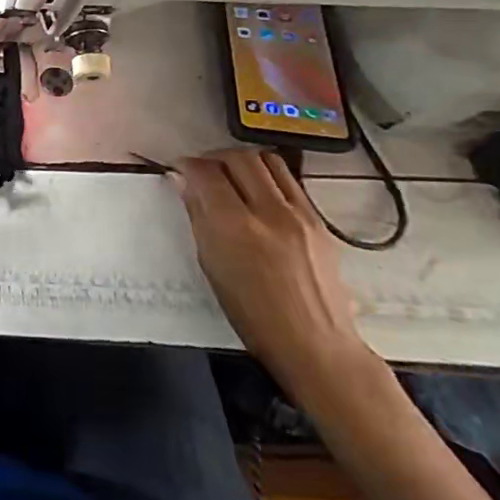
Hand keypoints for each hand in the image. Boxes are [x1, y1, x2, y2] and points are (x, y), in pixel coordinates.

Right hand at [176, 148, 378, 397]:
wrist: (313, 341)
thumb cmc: (252, 315)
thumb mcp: (211, 267)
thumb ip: (199, 218)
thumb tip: (185, 184)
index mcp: (234, 228)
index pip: (207, 174)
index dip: (188, 165)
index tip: (180, 169)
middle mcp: (268, 212)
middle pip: (239, 158)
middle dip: (215, 158)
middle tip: (203, 171)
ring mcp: (299, 213)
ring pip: (268, 161)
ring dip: (243, 161)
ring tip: (232, 176)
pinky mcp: (319, 219)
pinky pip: (289, 181)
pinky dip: (268, 177)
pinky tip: (259, 194)